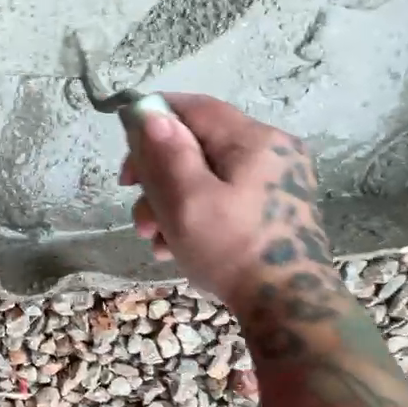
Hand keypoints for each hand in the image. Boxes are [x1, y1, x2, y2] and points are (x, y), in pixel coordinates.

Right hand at [121, 93, 336, 313]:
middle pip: (194, 144)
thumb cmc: (229, 247)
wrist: (284, 298)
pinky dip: (189, 213)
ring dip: (165, 203)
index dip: (150, 120)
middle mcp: (270, 149)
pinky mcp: (270, 202)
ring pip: (201, 174)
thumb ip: (166, 153)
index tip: (123, 159)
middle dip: (154, 177)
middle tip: (137, 213)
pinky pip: (217, 194)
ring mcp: (273, 177)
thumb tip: (148, 111)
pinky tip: (175, 244)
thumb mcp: (186, 199)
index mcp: (253, 140)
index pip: (193, 108)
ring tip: (154, 238)